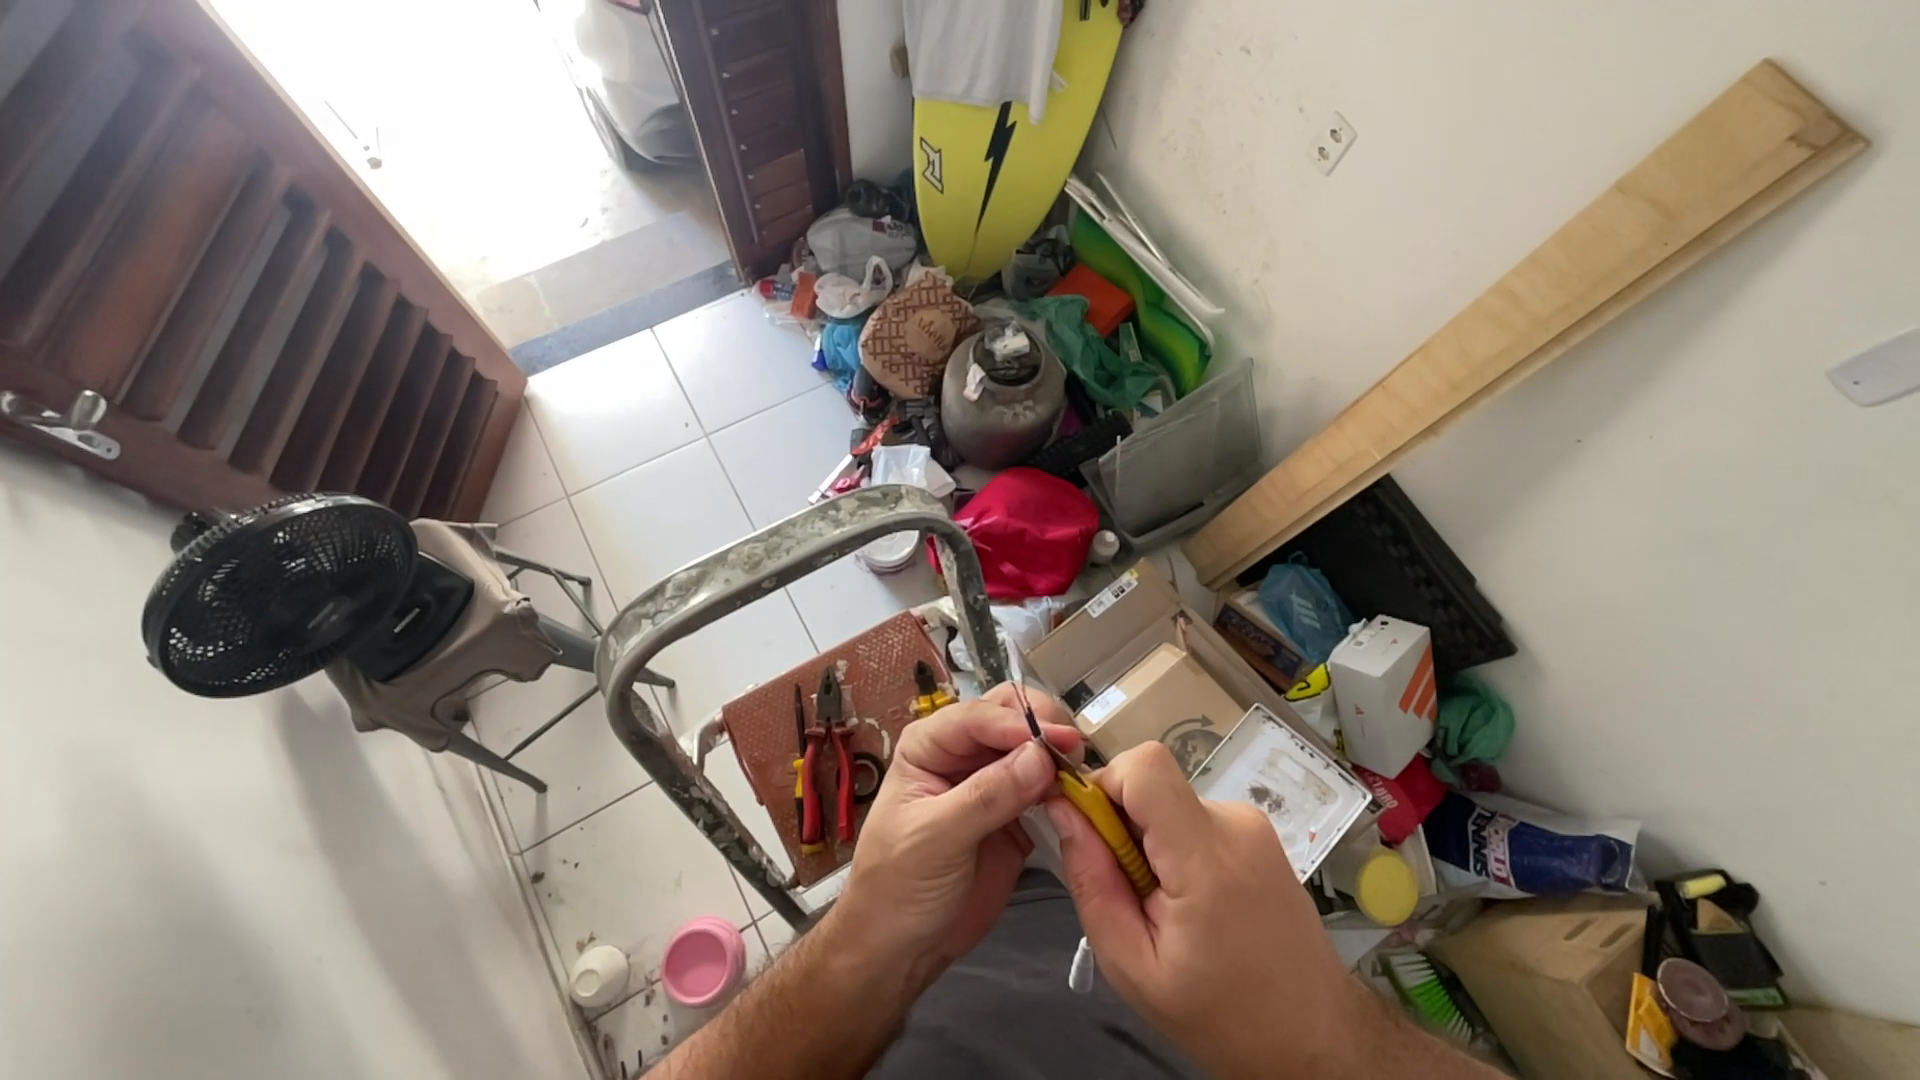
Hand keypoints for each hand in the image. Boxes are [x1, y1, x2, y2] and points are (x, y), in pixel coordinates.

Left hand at [833, 684, 1081, 986]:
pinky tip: (1081, 797)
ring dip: (1059, 756)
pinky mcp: (1018, 814)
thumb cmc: (899, 886)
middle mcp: (962, 753)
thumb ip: (986, 796)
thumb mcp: (935, 838)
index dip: (1016, 723)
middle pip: (1010, 717)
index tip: (1054, 742)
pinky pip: (1048, 788)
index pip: (978, 716)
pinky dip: (1066, 788)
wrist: (901, 947)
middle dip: (1044, 726)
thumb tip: (1040, 756)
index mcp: (929, 745)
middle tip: (1075, 752)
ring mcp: (992, 782)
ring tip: (1082, 774)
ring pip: (1034, 748)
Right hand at [1047, 742, 1368, 1076]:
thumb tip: (1062, 809)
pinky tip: (1188, 901)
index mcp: (1206, 857)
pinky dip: (1174, 846)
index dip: (1104, 783)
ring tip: (1162, 905)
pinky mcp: (1258, 832)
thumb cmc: (1220, 1014)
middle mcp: (1235, 823)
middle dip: (1121, 823)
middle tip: (1127, 889)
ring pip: (1168, 801)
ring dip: (1148, 840)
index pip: (1145, 766)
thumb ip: (1092, 881)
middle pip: (1152, 783)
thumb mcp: (1131, 965)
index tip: (1091, 831)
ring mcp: (1252, 824)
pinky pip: (1192, 816)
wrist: (1313, 1037)